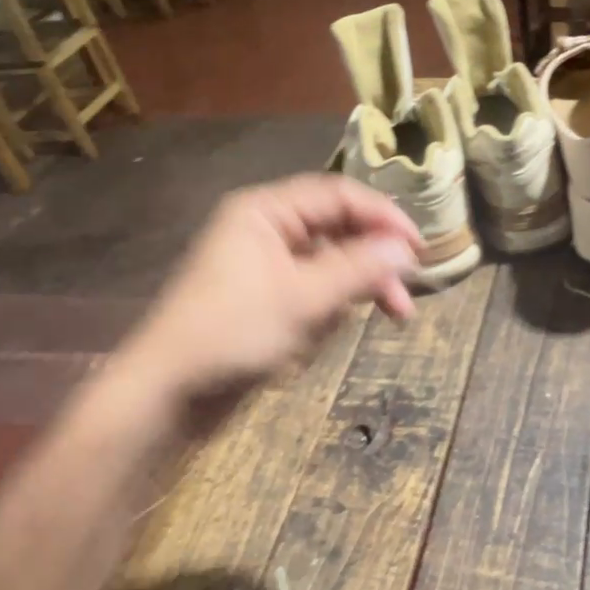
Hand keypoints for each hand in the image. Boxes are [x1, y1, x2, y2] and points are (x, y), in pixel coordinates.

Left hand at [129, 174, 419, 402]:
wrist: (169, 392)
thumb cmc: (233, 334)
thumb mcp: (303, 299)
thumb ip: (359, 270)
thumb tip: (406, 248)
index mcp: (265, 212)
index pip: (339, 196)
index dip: (383, 218)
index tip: (420, 250)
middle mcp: (265, 231)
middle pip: (337, 234)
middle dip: (371, 268)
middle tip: (404, 303)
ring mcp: (264, 269)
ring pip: (328, 270)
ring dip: (350, 296)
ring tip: (369, 325)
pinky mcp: (264, 304)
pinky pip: (311, 298)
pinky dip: (323, 317)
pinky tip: (311, 346)